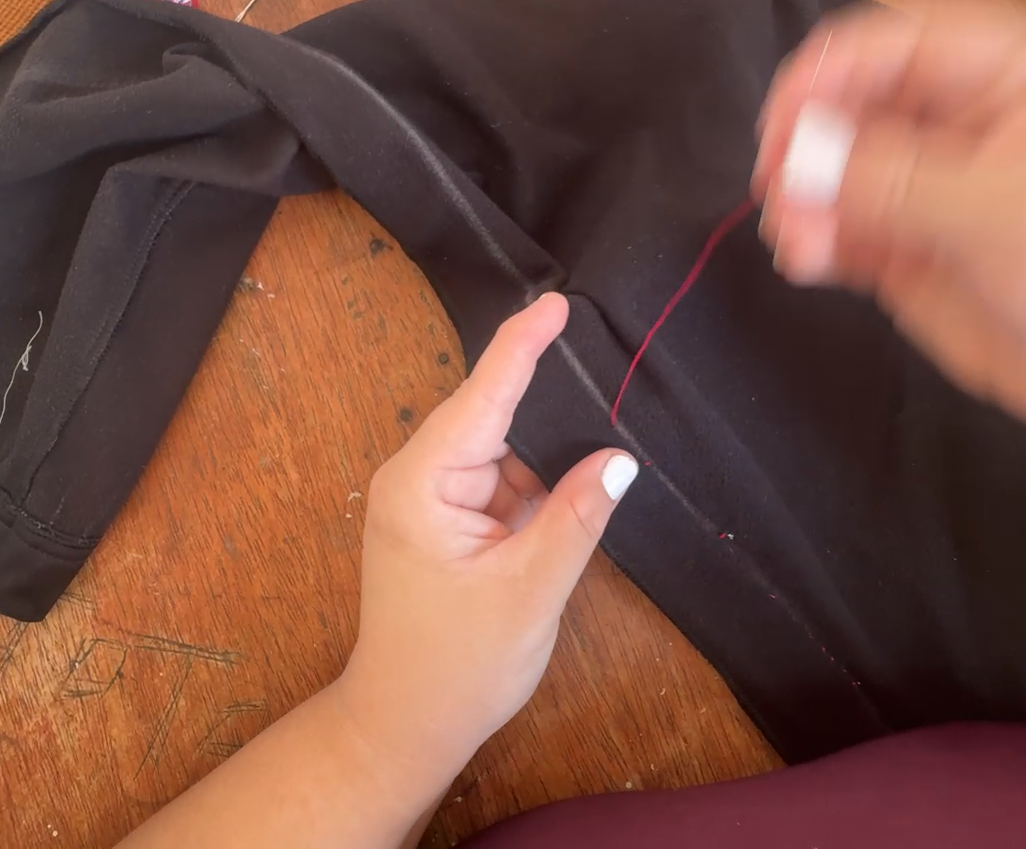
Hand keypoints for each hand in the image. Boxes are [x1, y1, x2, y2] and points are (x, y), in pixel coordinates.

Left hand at [337, 293, 637, 775]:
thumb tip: (619, 457)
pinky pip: (498, 478)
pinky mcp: (445, 514)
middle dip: (545, 408)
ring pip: (501, 449)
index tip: (557, 301)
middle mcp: (418, 475)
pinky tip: (557, 504)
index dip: (523, 345)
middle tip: (604, 384)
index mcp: (423, 482)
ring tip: (578, 479)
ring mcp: (429, 494)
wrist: (406, 724)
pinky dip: (531, 487)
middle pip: (491, 415)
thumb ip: (576, 516)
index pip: (483, 395)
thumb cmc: (458, 665)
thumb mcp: (530, 589)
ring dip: (541, 463)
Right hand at [752, 0, 1025, 428]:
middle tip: (776, 184)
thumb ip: (898, 182)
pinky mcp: (907, 252)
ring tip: (795, 240)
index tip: (782, 119)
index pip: (906, 40)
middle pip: (856, 105)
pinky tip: (805, 259)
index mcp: (1018, 78)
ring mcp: (930, 192)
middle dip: (809, 141)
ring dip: (802, 197)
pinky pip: (839, 230)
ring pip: (835, 172)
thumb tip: (798, 158)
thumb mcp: (1019, 213)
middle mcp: (963, 126)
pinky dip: (812, 238)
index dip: (835, 67)